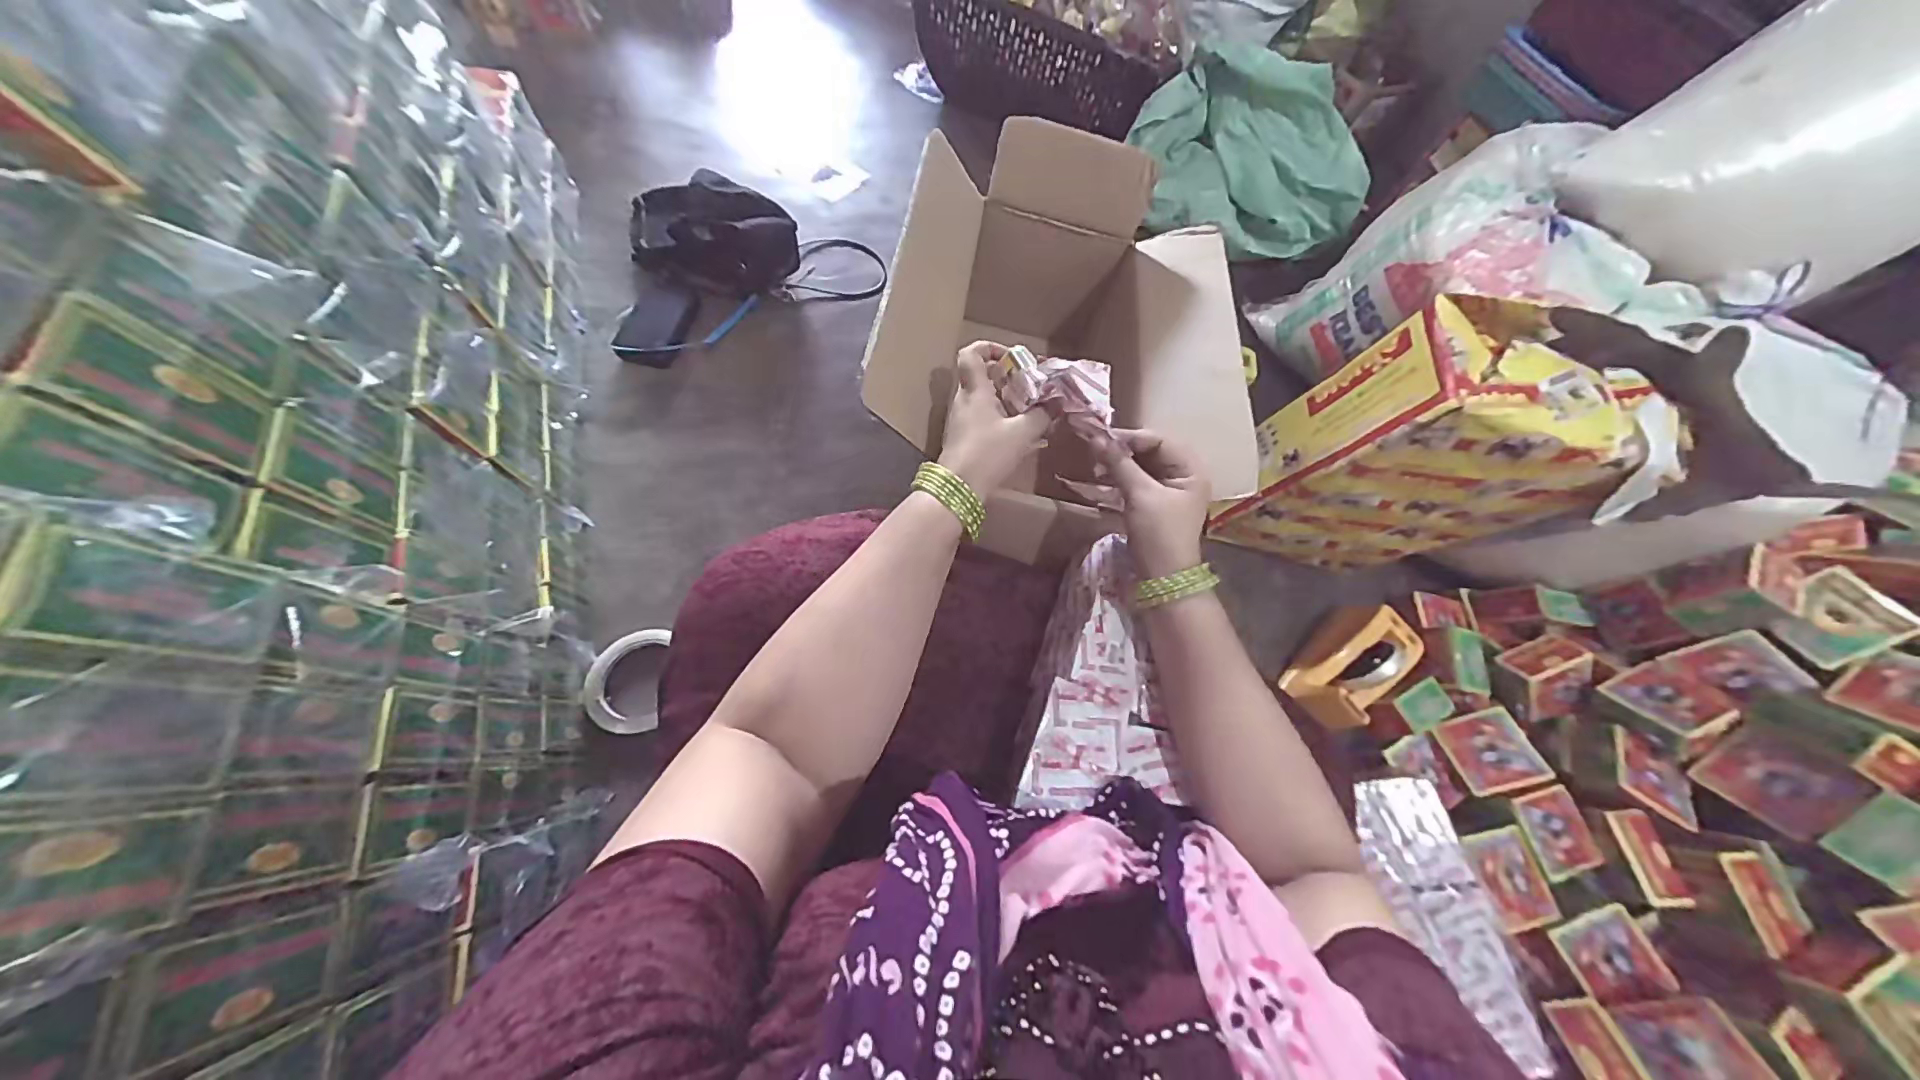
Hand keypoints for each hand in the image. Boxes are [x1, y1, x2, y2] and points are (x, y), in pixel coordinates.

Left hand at [937, 341, 1050, 493]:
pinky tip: (1019, 434)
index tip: (1012, 358)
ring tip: (1029, 411)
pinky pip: (983, 419)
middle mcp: (964, 400)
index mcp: (974, 390)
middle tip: (1030, 387)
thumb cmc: (987, 453)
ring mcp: (961, 420)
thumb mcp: (1022, 433)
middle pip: (982, 376)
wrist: (958, 489)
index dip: (990, 347)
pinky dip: (1000, 419)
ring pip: (983, 399)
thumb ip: (1040, 415)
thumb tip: (1052, 405)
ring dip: (1006, 400)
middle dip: (1007, 377)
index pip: (971, 353)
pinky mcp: (963, 438)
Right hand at [1092, 429, 1211, 578]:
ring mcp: (1168, 492)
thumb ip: (1119, 463)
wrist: (1163, 579)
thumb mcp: (1140, 495)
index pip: (1159, 440)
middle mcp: (1183, 476)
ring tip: (1095, 465)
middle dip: (1122, 450)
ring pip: (1141, 467)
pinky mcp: (1153, 505)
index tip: (1100, 438)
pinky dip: (1119, 479)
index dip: (1130, 437)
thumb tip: (1097, 437)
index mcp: (1190, 470)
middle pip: (1150, 452)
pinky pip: (1136, 482)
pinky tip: (1101, 479)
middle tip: (1095, 450)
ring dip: (1118, 464)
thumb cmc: (1159, 534)